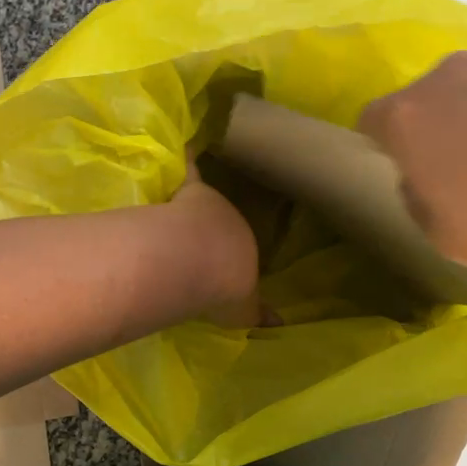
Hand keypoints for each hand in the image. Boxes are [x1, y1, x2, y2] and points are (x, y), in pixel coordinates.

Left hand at [170, 158, 265, 326]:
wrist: (200, 260)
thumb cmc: (224, 285)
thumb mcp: (244, 307)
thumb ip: (257, 312)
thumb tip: (278, 323)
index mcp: (245, 250)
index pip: (239, 248)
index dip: (229, 252)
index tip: (224, 256)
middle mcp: (233, 222)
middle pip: (222, 221)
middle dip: (213, 227)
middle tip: (203, 234)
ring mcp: (211, 204)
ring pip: (205, 199)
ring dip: (197, 204)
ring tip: (192, 202)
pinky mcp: (190, 189)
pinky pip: (191, 167)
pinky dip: (189, 155)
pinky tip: (189, 142)